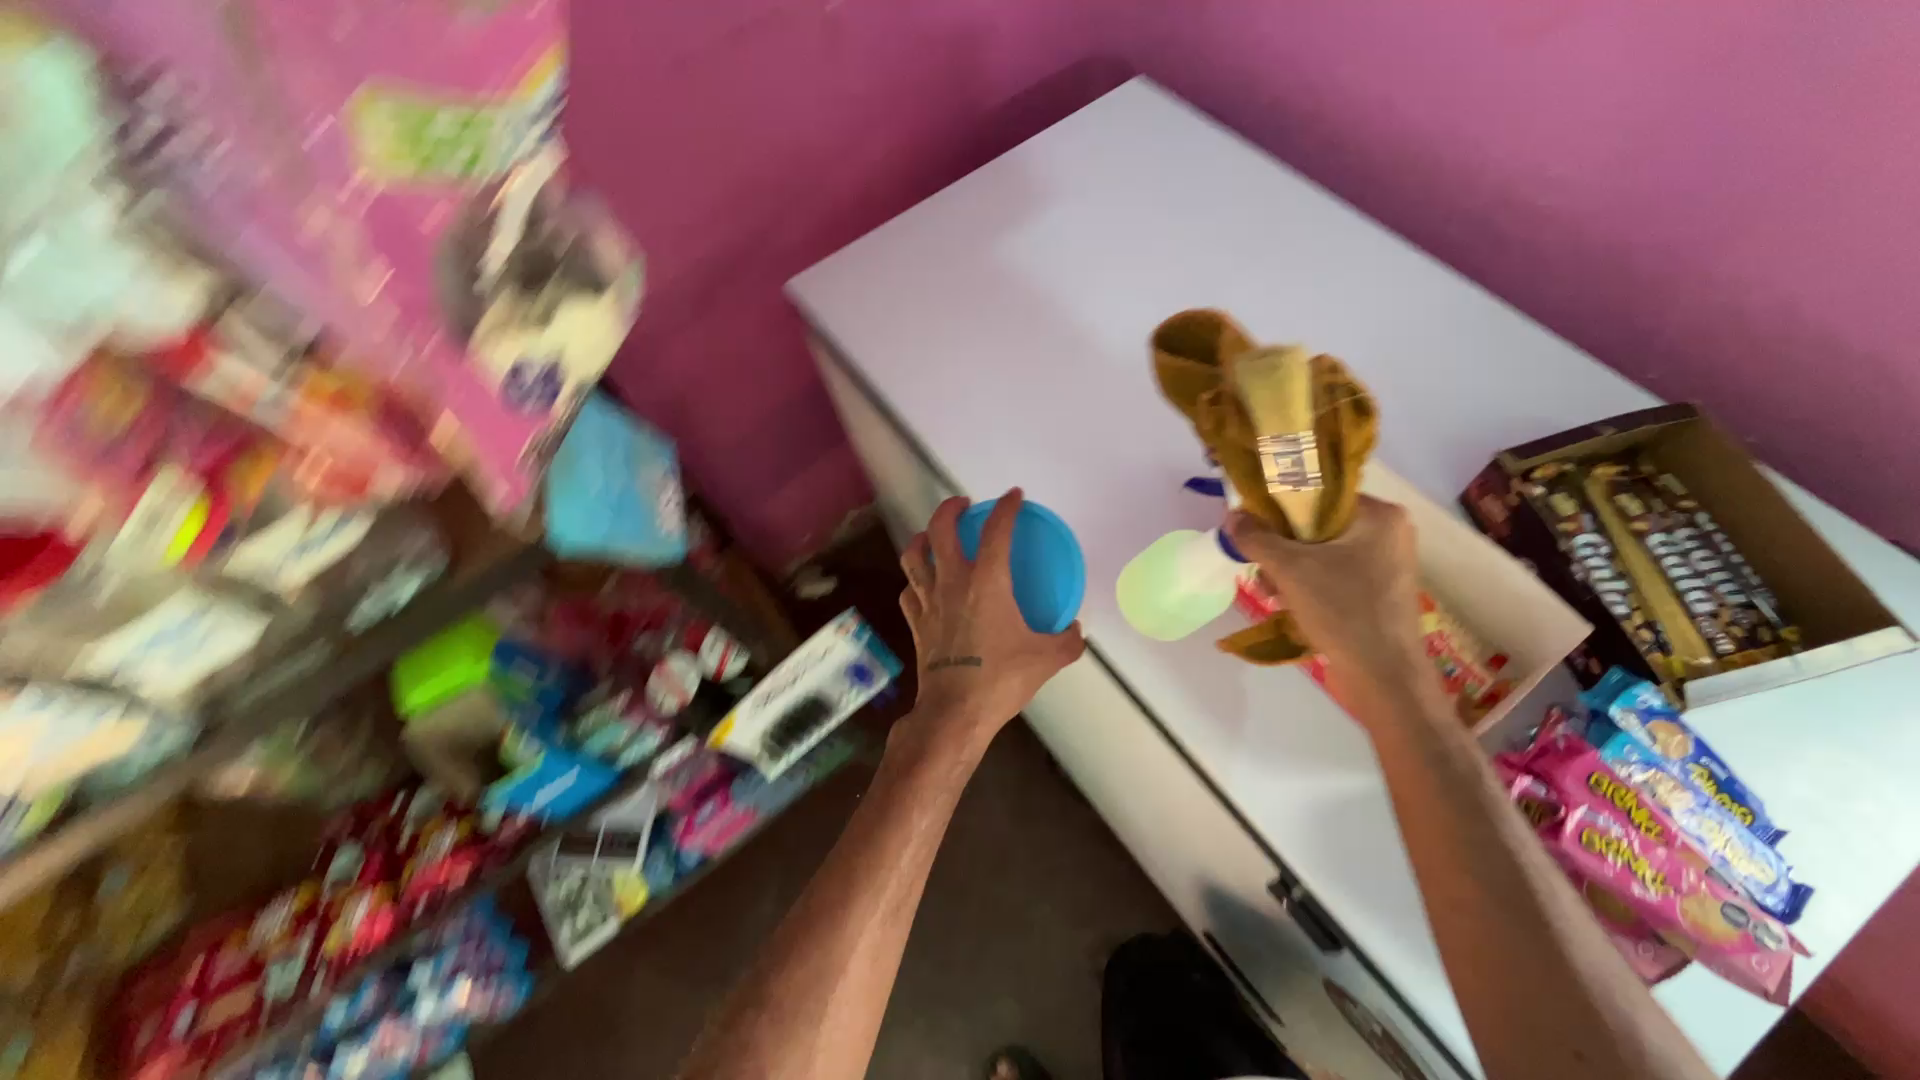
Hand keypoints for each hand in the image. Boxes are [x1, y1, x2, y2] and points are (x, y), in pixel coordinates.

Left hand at [898, 490, 1085, 747]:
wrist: (955, 712)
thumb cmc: (1001, 679)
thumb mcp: (1046, 659)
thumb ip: (1067, 642)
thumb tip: (1077, 632)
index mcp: (987, 582)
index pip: (996, 531)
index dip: (1006, 509)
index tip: (1014, 497)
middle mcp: (952, 582)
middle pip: (940, 529)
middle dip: (950, 509)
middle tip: (964, 505)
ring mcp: (928, 602)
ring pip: (914, 556)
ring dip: (922, 539)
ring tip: (932, 536)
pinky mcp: (916, 624)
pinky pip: (909, 592)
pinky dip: (915, 582)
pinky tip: (923, 586)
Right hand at [1226, 496, 1427, 690]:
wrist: (1383, 676)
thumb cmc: (1342, 610)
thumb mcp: (1290, 569)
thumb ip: (1257, 538)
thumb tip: (1232, 516)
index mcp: (1380, 515)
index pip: (1319, 496)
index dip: (1280, 510)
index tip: (1254, 529)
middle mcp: (1389, 533)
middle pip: (1318, 526)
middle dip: (1283, 547)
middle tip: (1260, 568)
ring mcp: (1388, 564)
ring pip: (1324, 553)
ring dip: (1291, 570)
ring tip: (1271, 592)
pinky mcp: (1382, 592)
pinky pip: (1336, 575)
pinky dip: (1310, 585)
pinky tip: (1289, 604)